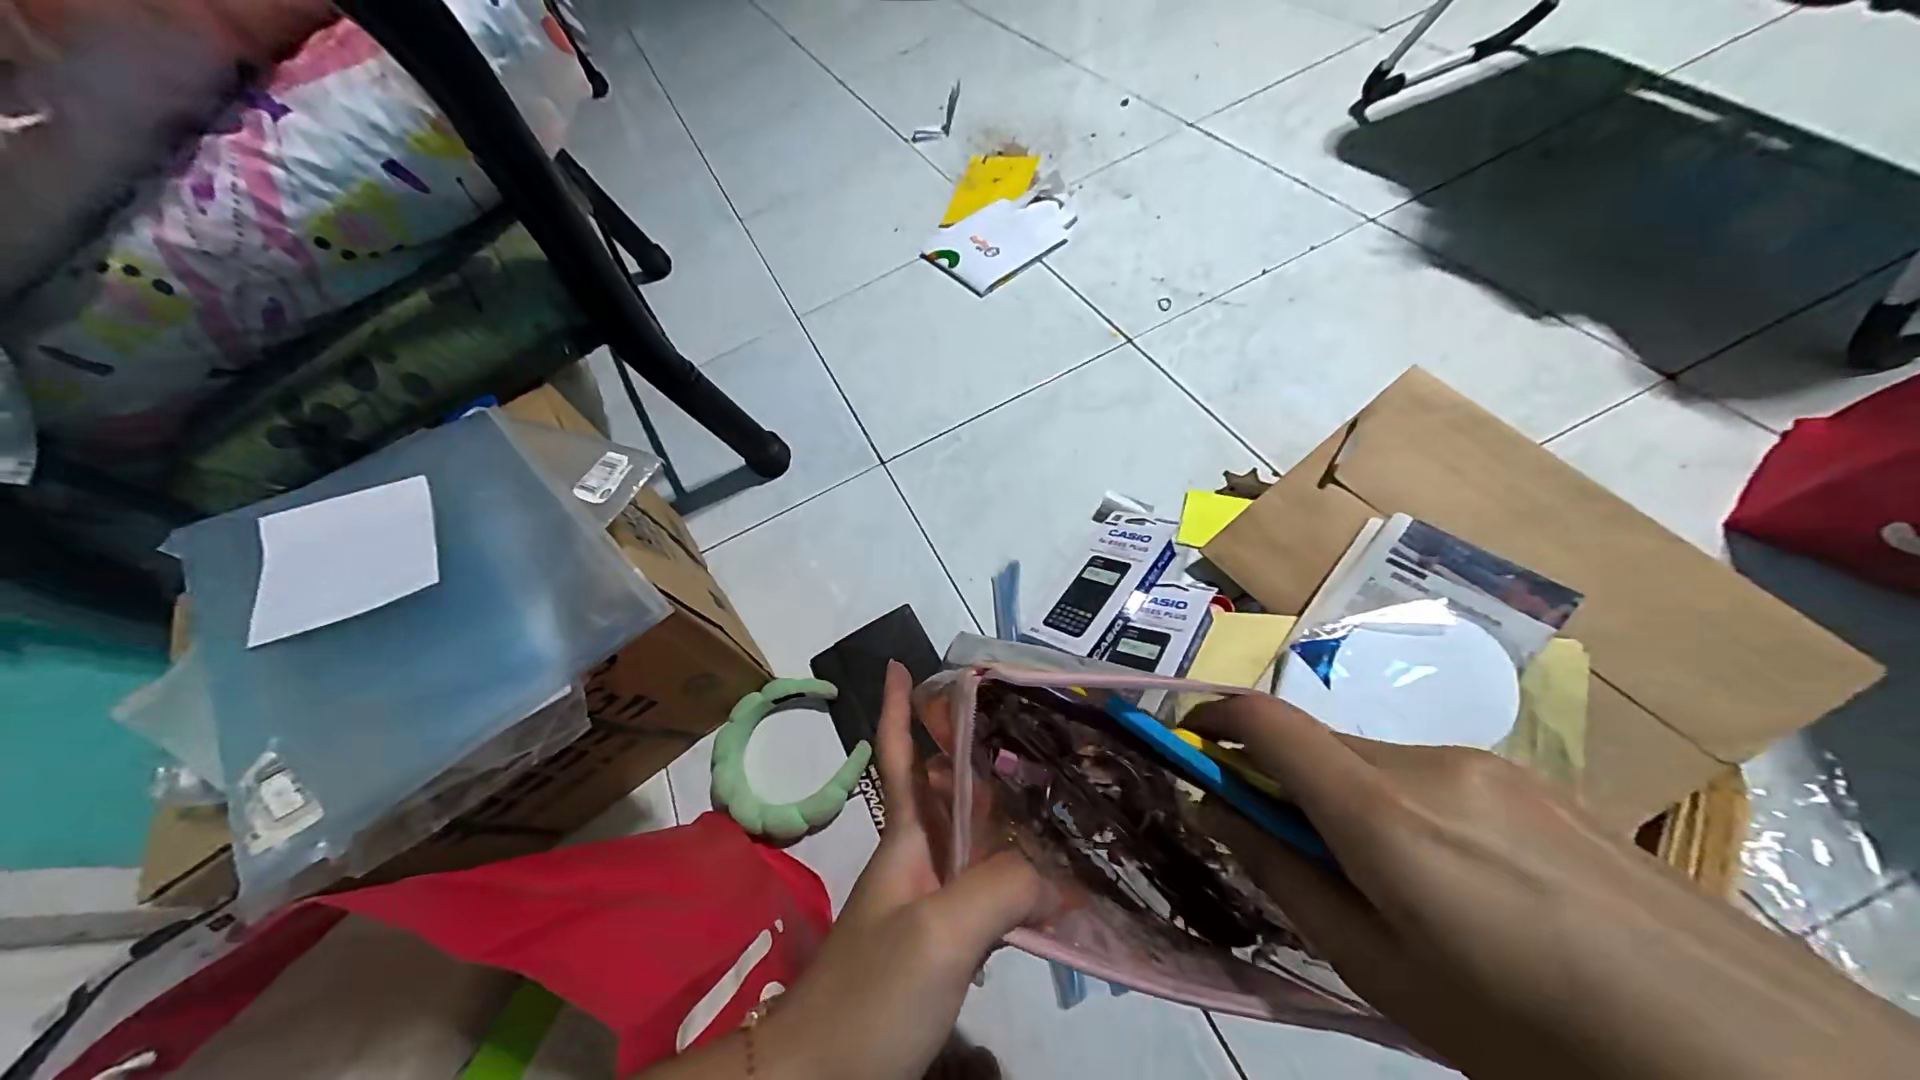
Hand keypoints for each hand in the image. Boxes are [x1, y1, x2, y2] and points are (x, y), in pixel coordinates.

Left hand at [647, 662, 1054, 1079]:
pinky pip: (991, 892)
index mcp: (907, 839)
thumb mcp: (938, 933)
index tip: (901, 663)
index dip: (897, 708)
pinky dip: (1021, 878)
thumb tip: (1060, 871)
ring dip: (1010, 815)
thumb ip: (999, 888)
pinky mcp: (946, 944)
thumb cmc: (870, 991)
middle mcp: (920, 860)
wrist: (821, 1075)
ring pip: (977, 841)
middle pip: (952, 792)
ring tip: (1060, 794)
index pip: (898, 755)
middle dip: (983, 755)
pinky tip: (1057, 881)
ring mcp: (932, 903)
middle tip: (1036, 730)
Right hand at [1185, 695, 1919, 1079]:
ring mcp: (1491, 766)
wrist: (1768, 1065)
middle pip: (1317, 743)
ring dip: (1340, 796)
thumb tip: (1218, 809)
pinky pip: (1429, 775)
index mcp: (1384, 809)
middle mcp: (1430, 761)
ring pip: (1373, 760)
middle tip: (1282, 848)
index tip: (1185, 743)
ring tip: (1383, 884)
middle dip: (1277, 777)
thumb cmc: (1533, 1034)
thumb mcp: (1384, 972)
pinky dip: (1396, 804)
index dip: (1211, 718)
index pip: (1265, 722)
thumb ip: (1287, 876)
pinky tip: (1455, 881)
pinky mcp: (1537, 783)